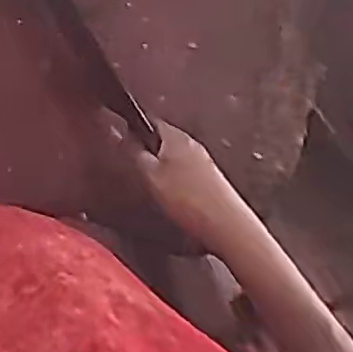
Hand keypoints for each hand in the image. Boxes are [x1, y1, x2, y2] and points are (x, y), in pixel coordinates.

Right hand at [100, 112, 241, 241]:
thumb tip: (122, 136)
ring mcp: (207, 164)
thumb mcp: (150, 175)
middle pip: (165, 142)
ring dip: (166, 171)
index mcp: (177, 137)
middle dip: (151, 153)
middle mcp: (194, 146)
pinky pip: (190, 177)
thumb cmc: (190, 200)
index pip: (150, 121)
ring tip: (160, 191)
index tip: (125, 140)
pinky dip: (181, 186)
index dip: (135, 129)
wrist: (230, 230)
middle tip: (140, 170)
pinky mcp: (216, 184)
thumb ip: (134, 152)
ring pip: (177, 161)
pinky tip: (179, 203)